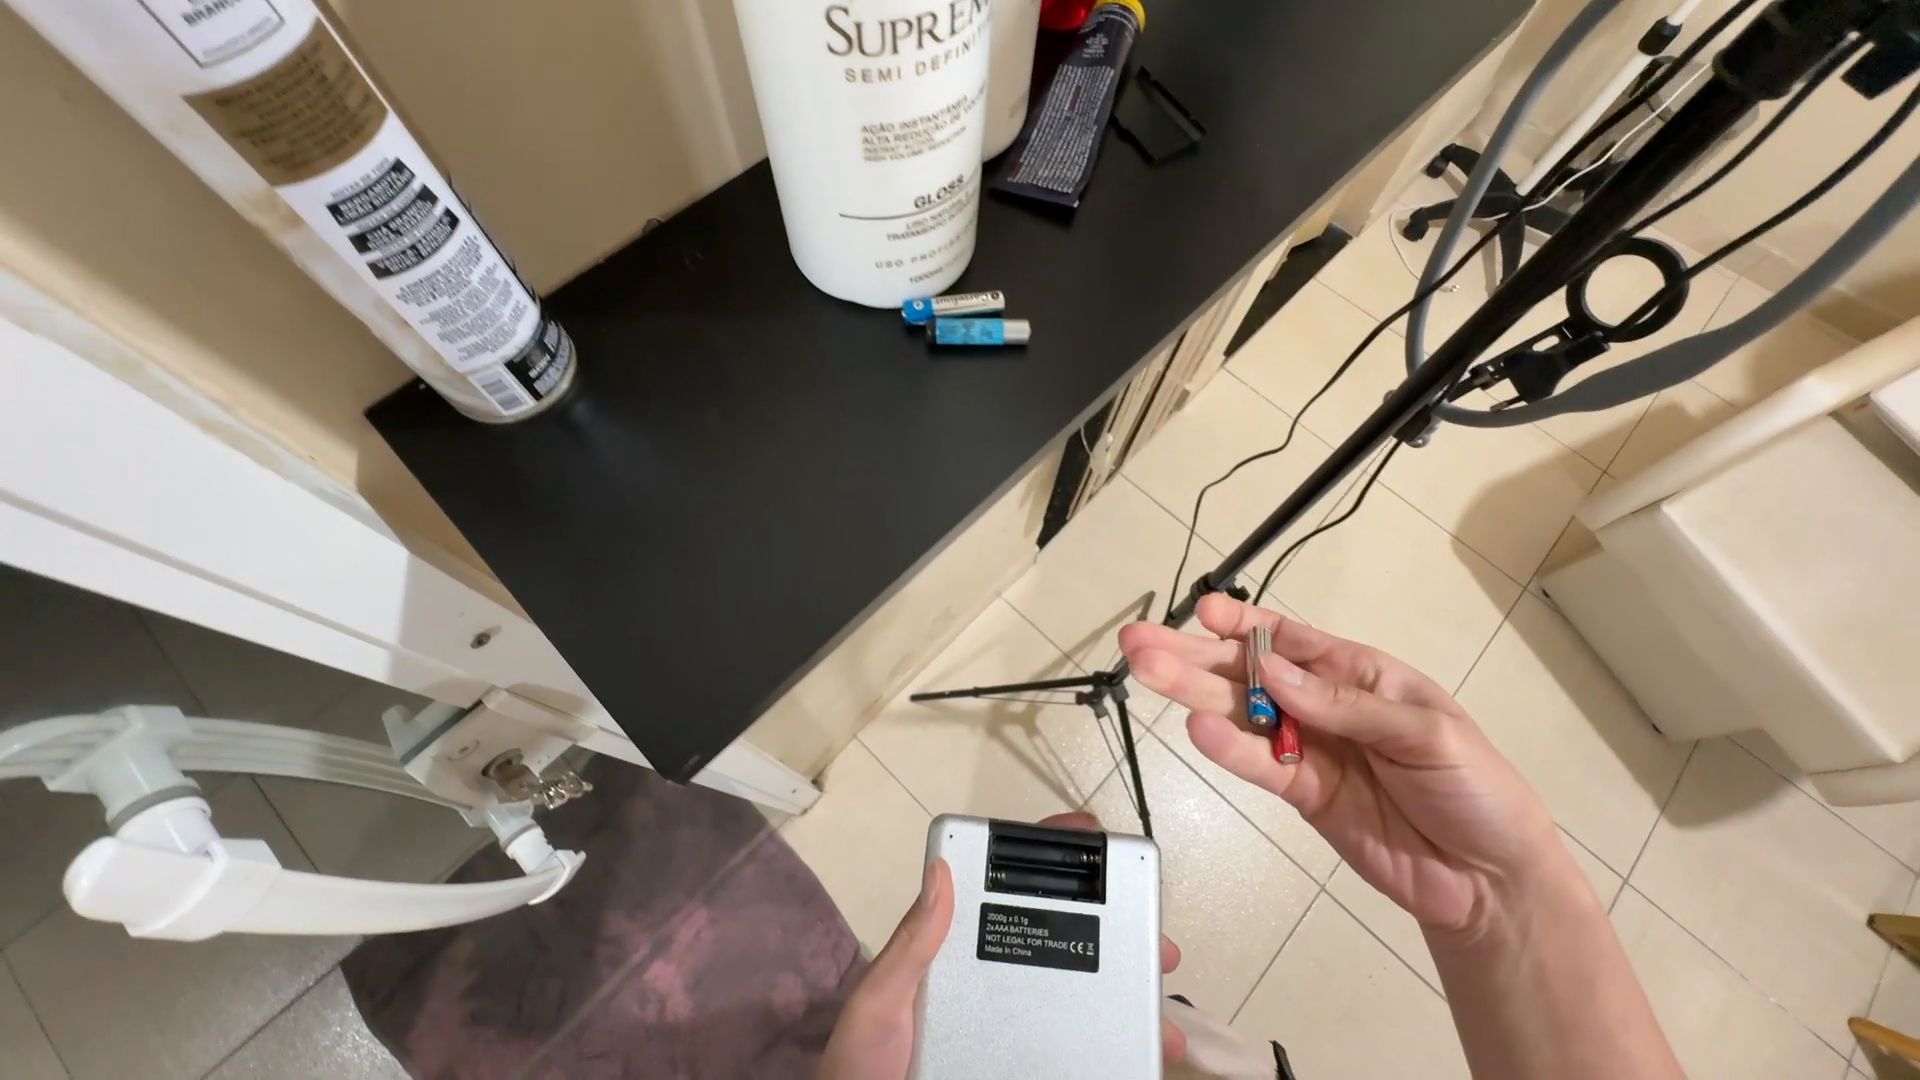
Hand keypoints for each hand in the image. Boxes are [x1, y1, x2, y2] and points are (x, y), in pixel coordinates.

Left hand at [817, 812, 1186, 1078]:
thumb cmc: (864, 1069)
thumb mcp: (881, 1003)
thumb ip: (910, 945)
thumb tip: (941, 869)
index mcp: (954, 947)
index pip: (1003, 886)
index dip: (1047, 856)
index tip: (1089, 839)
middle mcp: (989, 977)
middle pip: (1058, 933)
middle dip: (1113, 924)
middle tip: (1152, 934)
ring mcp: (1010, 1024)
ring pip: (1079, 990)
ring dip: (1125, 984)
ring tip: (1161, 991)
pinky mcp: (1027, 1063)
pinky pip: (1079, 1047)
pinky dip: (1117, 1043)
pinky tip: (1146, 1046)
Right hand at [1120, 594, 1561, 934]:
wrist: (1490, 881)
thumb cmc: (1474, 787)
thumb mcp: (1425, 733)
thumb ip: (1344, 704)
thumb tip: (1270, 673)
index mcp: (1355, 674)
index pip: (1286, 639)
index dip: (1241, 623)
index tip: (1202, 612)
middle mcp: (1319, 703)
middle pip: (1245, 673)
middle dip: (1192, 655)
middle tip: (1137, 642)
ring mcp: (1305, 747)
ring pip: (1238, 713)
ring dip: (1191, 692)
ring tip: (1146, 673)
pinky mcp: (1298, 791)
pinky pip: (1257, 764)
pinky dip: (1228, 749)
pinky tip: (1196, 730)